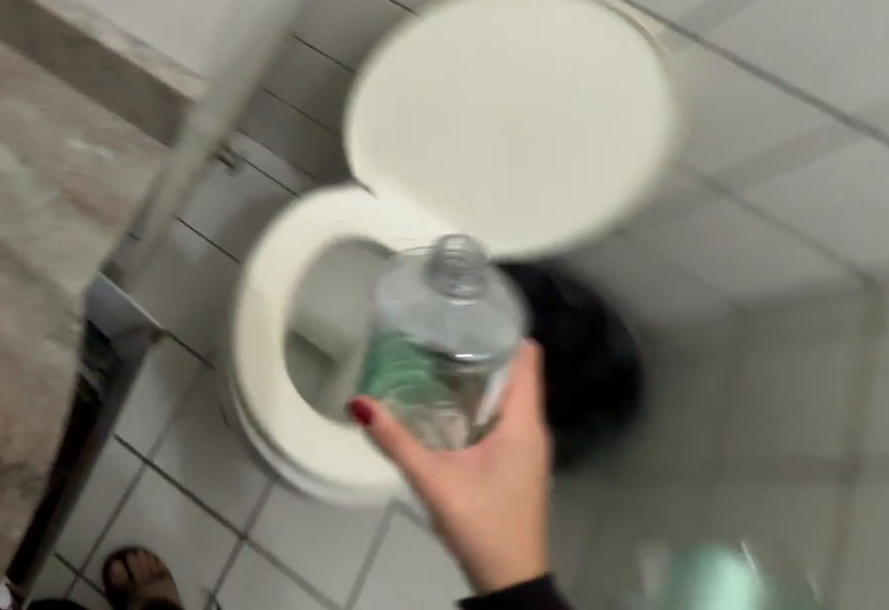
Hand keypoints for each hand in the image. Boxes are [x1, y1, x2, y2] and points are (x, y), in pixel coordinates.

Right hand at [349, 341, 551, 594]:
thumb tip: (357, 402)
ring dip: (478, 373)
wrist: (509, 581)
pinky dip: (477, 397)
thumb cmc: (482, 523)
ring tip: (436, 348)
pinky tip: (444, 394)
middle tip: (438, 323)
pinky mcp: (515, 460)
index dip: (503, 330)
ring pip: (505, 394)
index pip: (526, 360)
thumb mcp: (433, 480)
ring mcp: (525, 446)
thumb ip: (395, 440)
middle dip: (480, 346)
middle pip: (513, 372)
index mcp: (522, 425)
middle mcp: (530, 429)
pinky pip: (500, 413)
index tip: (470, 309)